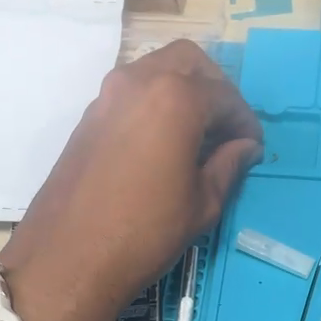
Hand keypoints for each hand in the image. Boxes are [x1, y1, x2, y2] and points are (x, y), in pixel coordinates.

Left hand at [0, 41, 261, 320]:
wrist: (68, 258)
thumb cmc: (146, 232)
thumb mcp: (203, 203)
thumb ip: (229, 165)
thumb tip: (245, 147)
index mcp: (176, 98)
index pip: (224, 96)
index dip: (244, 121)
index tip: (252, 147)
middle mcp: (140, 82)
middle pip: (189, 62)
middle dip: (215, 88)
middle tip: (226, 127)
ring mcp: (108, 95)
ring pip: (156, 70)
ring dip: (183, 90)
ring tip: (197, 134)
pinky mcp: (89, 116)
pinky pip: (132, 91)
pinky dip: (155, 102)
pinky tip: (164, 142)